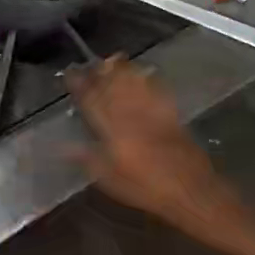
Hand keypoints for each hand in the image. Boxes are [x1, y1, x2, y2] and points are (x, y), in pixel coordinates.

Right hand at [65, 56, 241, 233]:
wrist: (194, 195)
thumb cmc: (147, 189)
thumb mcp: (109, 180)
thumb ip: (85, 158)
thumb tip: (60, 146)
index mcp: (113, 131)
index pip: (92, 101)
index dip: (80, 85)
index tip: (71, 72)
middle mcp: (131, 117)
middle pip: (114, 88)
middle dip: (101, 72)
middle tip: (92, 61)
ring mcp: (154, 116)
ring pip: (135, 86)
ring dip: (124, 71)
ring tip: (114, 59)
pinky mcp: (173, 119)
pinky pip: (158, 93)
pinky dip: (150, 81)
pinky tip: (146, 73)